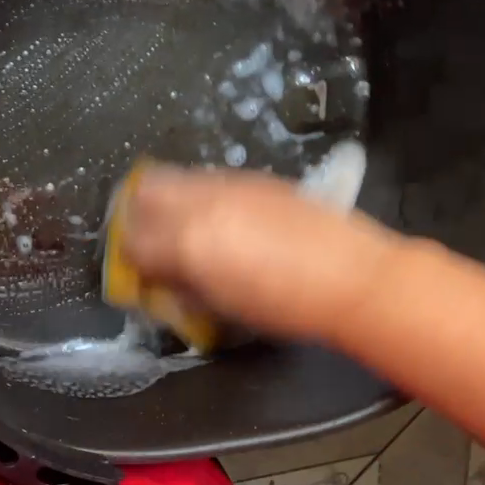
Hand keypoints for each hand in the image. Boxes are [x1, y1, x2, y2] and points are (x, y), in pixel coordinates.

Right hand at [117, 166, 410, 344]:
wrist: (355, 279)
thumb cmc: (284, 307)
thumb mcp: (219, 305)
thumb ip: (180, 285)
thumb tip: (161, 276)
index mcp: (187, 244)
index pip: (132, 241)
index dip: (129, 257)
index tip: (139, 268)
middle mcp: (200, 205)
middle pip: (143, 190)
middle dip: (137, 211)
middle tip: (147, 233)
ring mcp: (229, 186)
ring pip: (175, 177)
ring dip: (167, 198)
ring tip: (181, 223)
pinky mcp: (256, 179)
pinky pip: (209, 179)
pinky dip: (200, 195)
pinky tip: (220, 217)